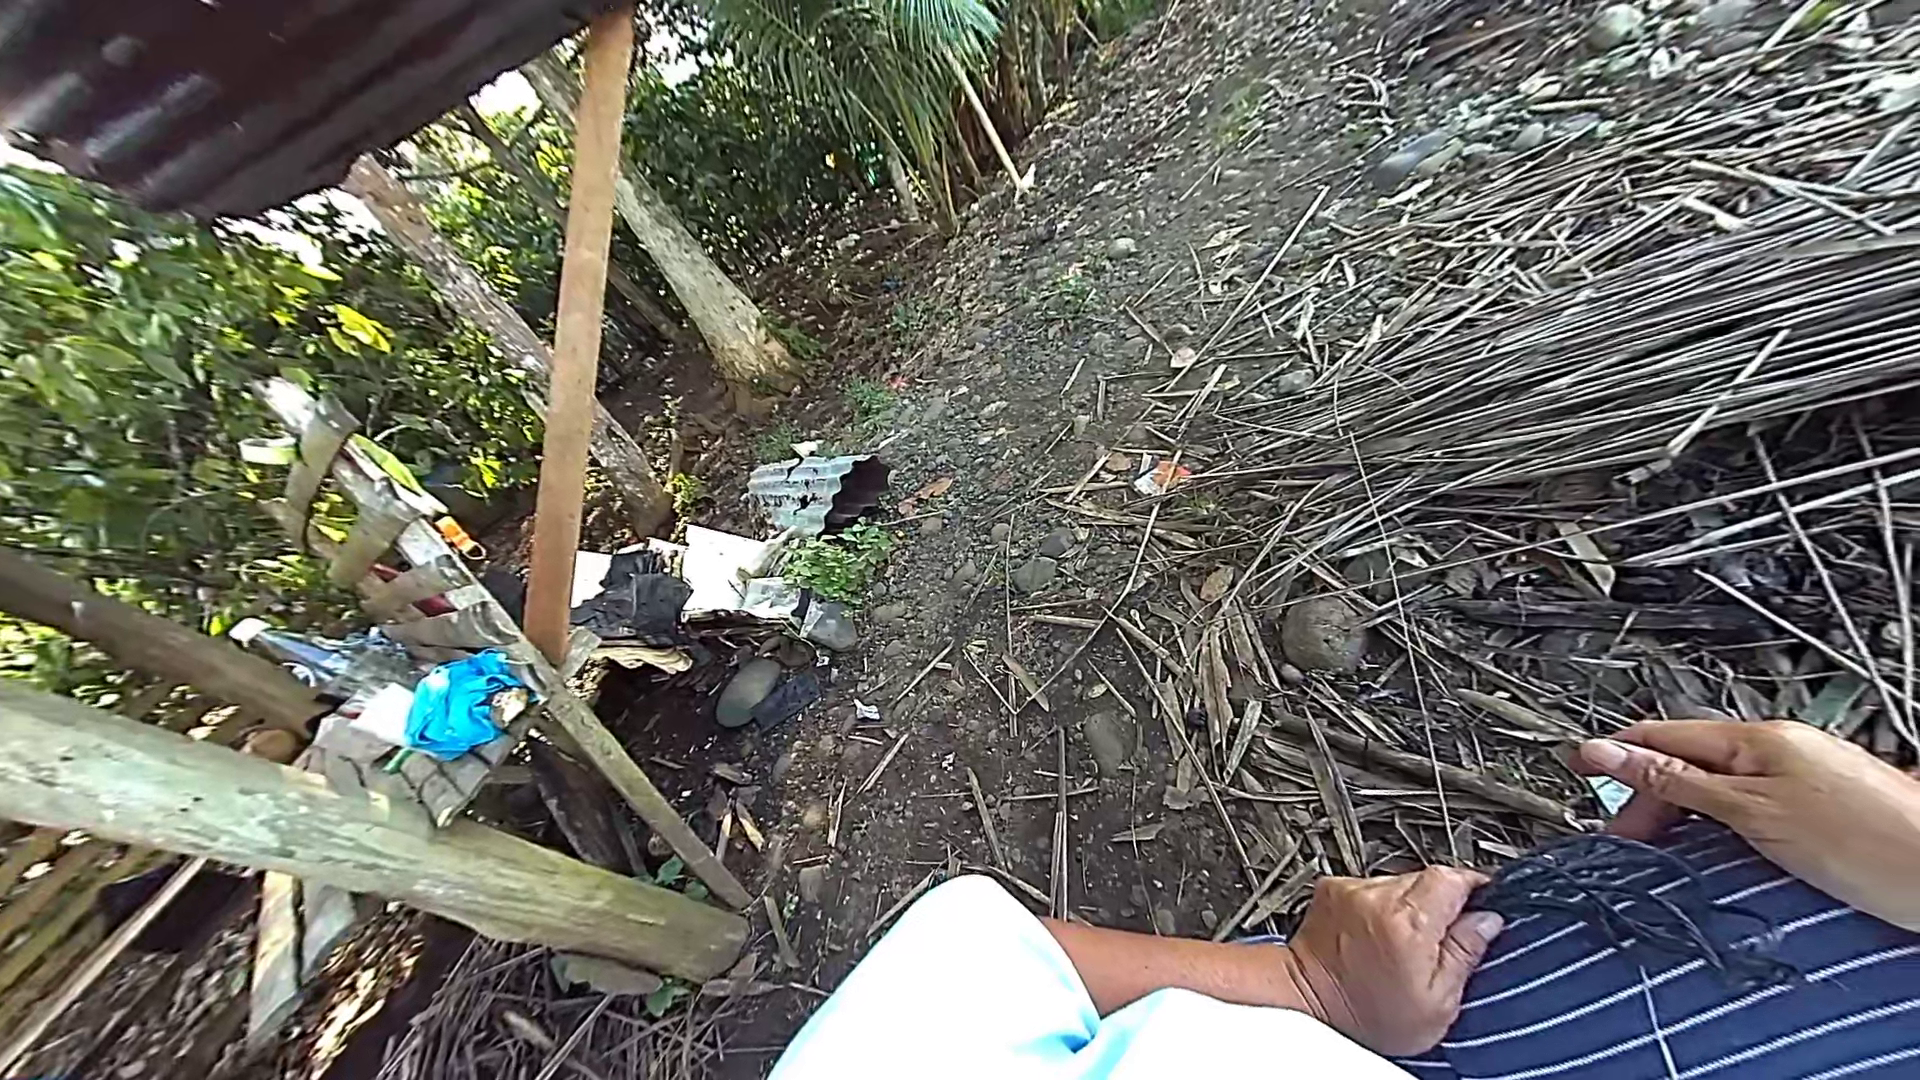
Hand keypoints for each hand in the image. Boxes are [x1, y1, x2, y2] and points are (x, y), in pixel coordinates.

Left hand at [1275, 867, 1503, 1055]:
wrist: (1312, 997)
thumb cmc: (1371, 1011)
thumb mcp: (1438, 999)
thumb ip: (1465, 952)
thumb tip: (1489, 920)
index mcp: (1406, 923)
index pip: (1448, 878)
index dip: (1473, 884)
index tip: (1487, 894)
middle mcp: (1373, 896)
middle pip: (1423, 877)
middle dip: (1443, 901)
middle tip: (1448, 935)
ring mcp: (1348, 888)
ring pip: (1397, 880)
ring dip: (1411, 903)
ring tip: (1408, 941)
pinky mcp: (1331, 886)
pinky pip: (1370, 884)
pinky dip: (1382, 902)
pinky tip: (1381, 931)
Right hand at [1576, 720, 1919, 931]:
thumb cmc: (1883, 850)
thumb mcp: (1749, 812)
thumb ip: (1670, 780)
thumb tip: (1602, 751)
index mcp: (1753, 739)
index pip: (1653, 736)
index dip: (1610, 754)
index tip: (1576, 769)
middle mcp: (1779, 748)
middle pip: (1684, 762)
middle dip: (1649, 796)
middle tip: (1628, 832)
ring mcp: (1808, 775)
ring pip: (1716, 784)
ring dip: (1686, 812)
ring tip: (1673, 844)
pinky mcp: (1831, 806)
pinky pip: (1751, 802)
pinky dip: (1725, 822)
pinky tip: (1726, 846)